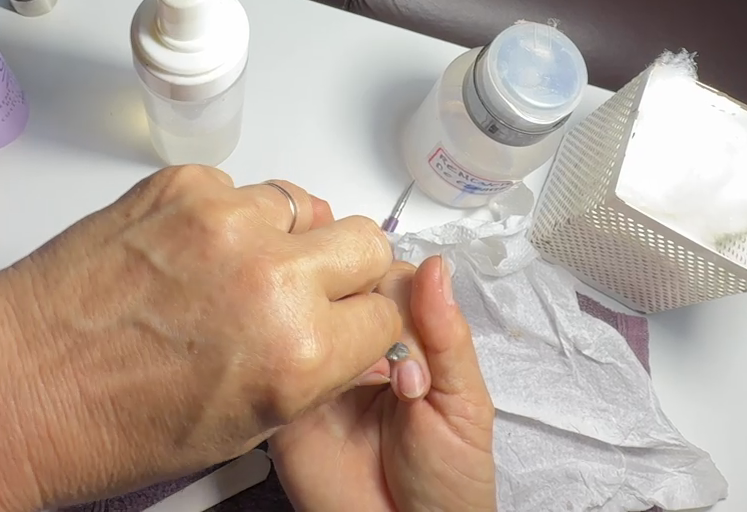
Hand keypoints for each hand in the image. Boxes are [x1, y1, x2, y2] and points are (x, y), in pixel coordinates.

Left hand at [0, 165, 399, 508]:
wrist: (12, 383)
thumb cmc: (108, 423)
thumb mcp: (245, 423)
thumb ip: (315, 365)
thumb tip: (355, 326)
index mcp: (298, 353)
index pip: (387, 309)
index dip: (368, 316)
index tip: (354, 312)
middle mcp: (271, 275)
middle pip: (365, 238)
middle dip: (345, 266)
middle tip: (308, 284)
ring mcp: (225, 218)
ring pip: (301, 203)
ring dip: (282, 235)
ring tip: (234, 267)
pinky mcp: (182, 183)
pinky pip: (239, 189)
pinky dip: (227, 217)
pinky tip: (189, 252)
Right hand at [272, 255, 496, 511]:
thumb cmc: (448, 481)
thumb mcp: (464, 403)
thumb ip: (448, 335)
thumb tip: (436, 266)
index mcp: (406, 334)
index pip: (390, 278)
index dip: (396, 297)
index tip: (412, 348)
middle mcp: (360, 342)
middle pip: (347, 288)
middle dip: (367, 317)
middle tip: (394, 374)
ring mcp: (324, 364)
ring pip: (313, 313)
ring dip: (337, 339)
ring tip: (368, 391)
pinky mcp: (290, 396)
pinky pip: (281, 359)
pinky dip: (300, 364)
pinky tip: (330, 393)